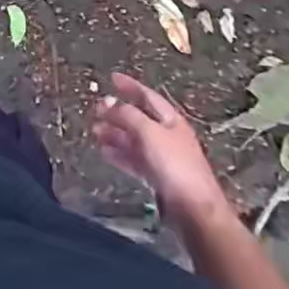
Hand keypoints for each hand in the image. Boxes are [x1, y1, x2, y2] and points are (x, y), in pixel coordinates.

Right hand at [91, 73, 228, 227]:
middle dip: (117, 112)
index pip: (147, 96)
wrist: (194, 210)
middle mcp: (167, 135)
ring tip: (95, 131)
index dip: (130, 86)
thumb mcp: (149, 132)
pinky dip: (119, 154)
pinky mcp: (157, 177)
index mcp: (170, 120)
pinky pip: (134, 160)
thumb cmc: (174, 164)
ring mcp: (162, 157)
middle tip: (96, 109)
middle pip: (139, 118)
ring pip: (134, 140)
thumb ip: (128, 115)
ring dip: (115, 133)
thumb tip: (109, 104)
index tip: (112, 78)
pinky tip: (105, 152)